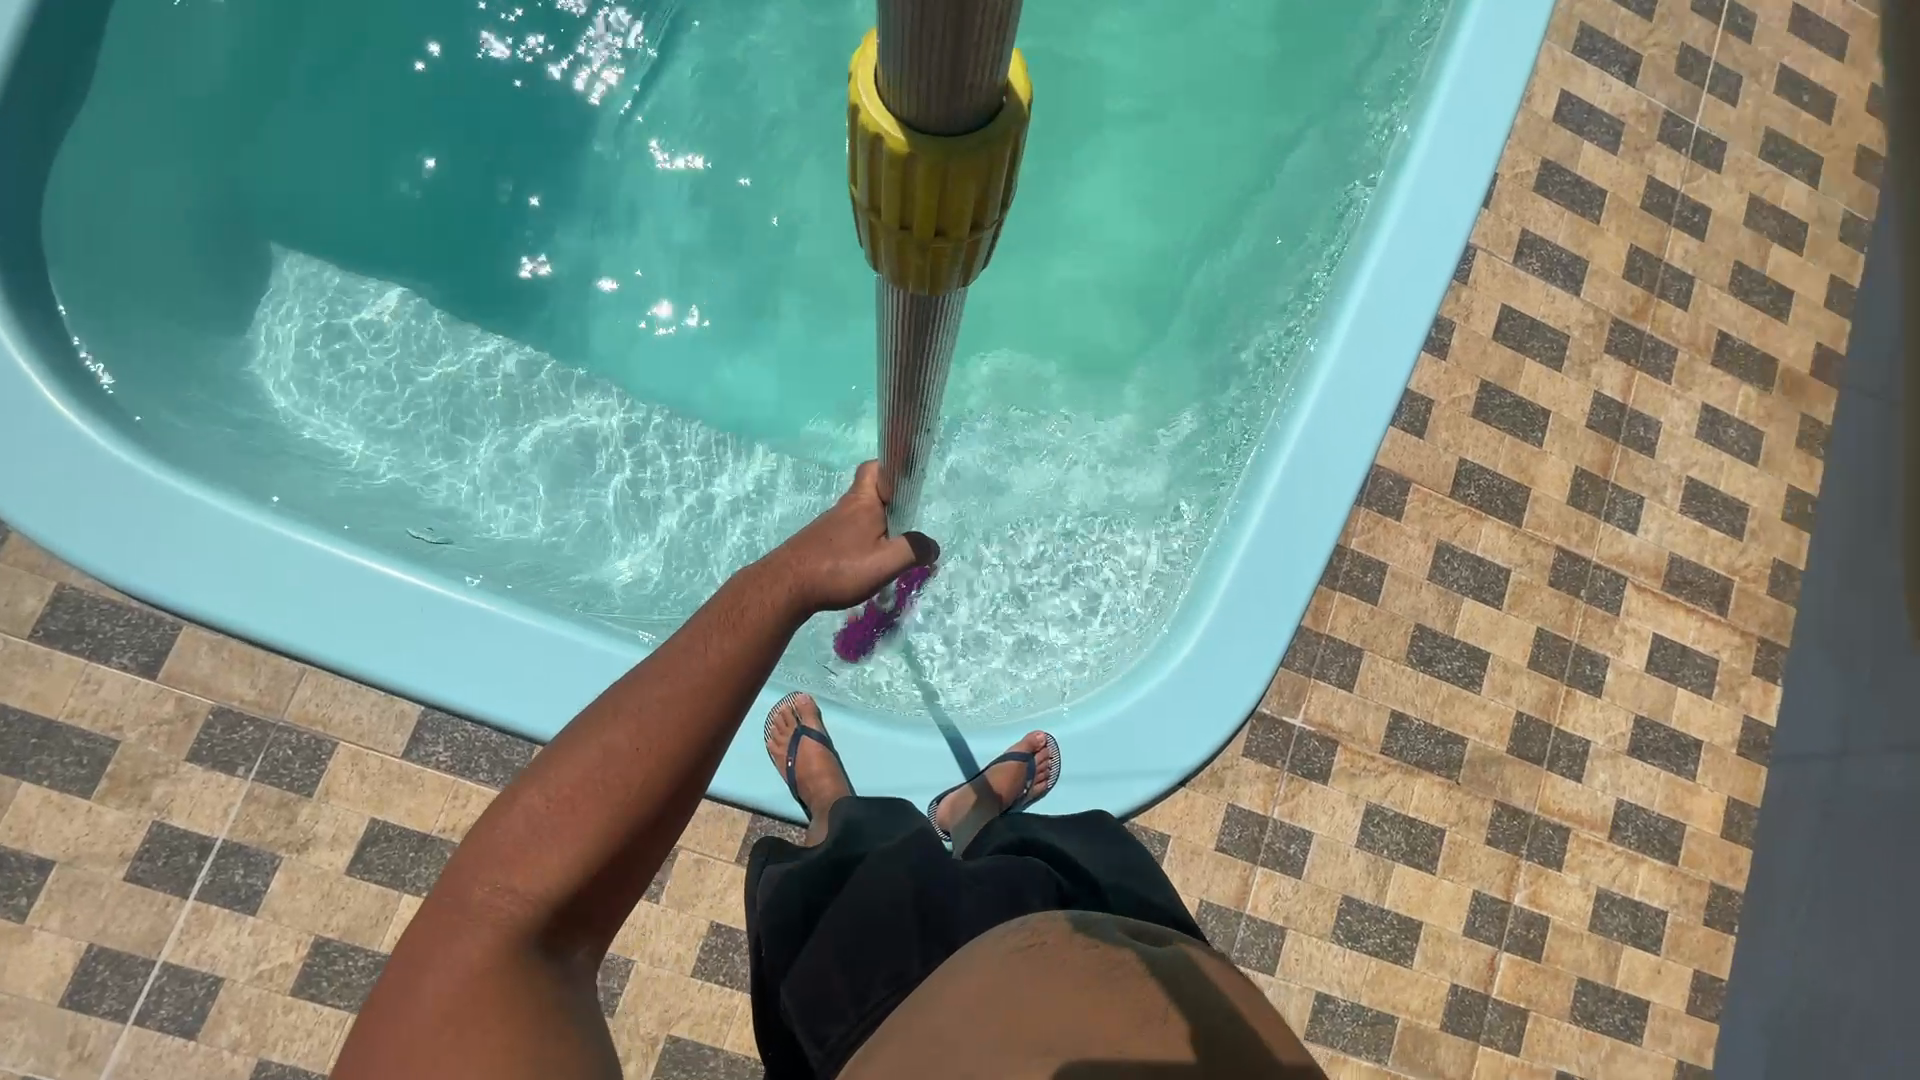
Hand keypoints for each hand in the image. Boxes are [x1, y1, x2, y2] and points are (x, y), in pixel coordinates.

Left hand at [759, 462, 939, 614]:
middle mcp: (844, 507)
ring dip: (875, 531)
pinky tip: (862, 569)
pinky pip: (846, 537)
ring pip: (858, 518)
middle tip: (905, 531)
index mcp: (863, 502)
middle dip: (889, 508)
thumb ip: (913, 551)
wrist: (785, 587)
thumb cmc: (839, 568)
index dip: (891, 468)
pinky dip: (859, 547)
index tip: (906, 485)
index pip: (874, 468)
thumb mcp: (886, 562)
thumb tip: (933, 546)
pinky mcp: (818, 544)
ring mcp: (828, 526)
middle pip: (870, 496)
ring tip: (888, 556)